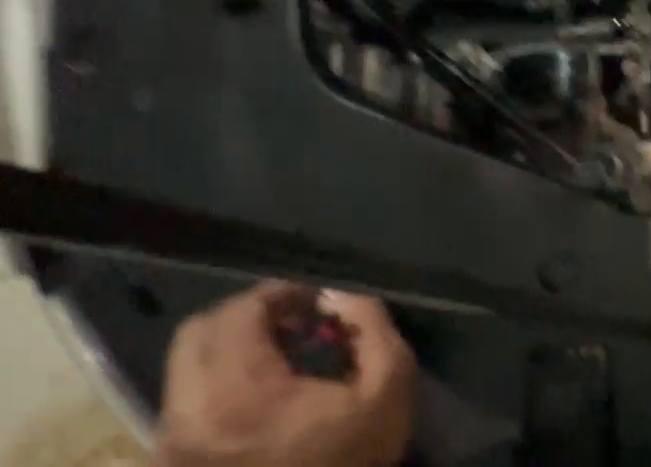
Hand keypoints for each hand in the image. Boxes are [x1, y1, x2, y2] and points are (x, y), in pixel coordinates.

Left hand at [156, 282, 414, 466]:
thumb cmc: (353, 455)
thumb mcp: (388, 382)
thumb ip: (369, 325)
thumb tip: (337, 294)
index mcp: (241, 391)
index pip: (236, 314)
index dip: (277, 292)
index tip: (314, 298)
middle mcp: (190, 413)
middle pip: (197, 333)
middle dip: (249, 314)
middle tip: (296, 318)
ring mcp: (172, 441)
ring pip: (185, 364)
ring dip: (233, 344)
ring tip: (285, 351)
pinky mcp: (171, 460)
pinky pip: (185, 395)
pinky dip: (221, 373)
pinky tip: (265, 386)